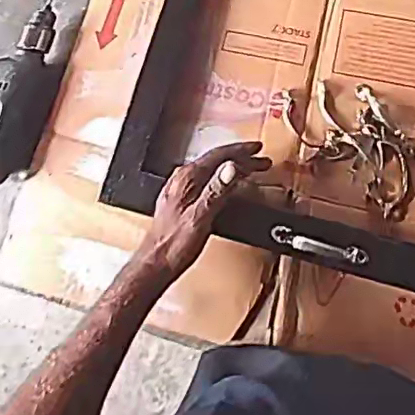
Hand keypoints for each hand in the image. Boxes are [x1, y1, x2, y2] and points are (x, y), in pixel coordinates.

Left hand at [135, 141, 272, 279]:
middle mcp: (181, 179)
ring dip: (232, 168)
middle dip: (241, 158)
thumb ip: (217, 190)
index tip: (257, 149)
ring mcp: (179, 189)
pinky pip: (205, 180)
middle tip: (259, 159)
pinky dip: (221, 179)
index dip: (242, 150)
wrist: (155, 265)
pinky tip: (227, 186)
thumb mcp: (201, 217)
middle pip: (215, 160)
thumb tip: (231, 168)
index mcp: (187, 178)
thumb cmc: (175, 245)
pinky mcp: (180, 200)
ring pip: (210, 169)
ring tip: (249, 169)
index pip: (219, 155)